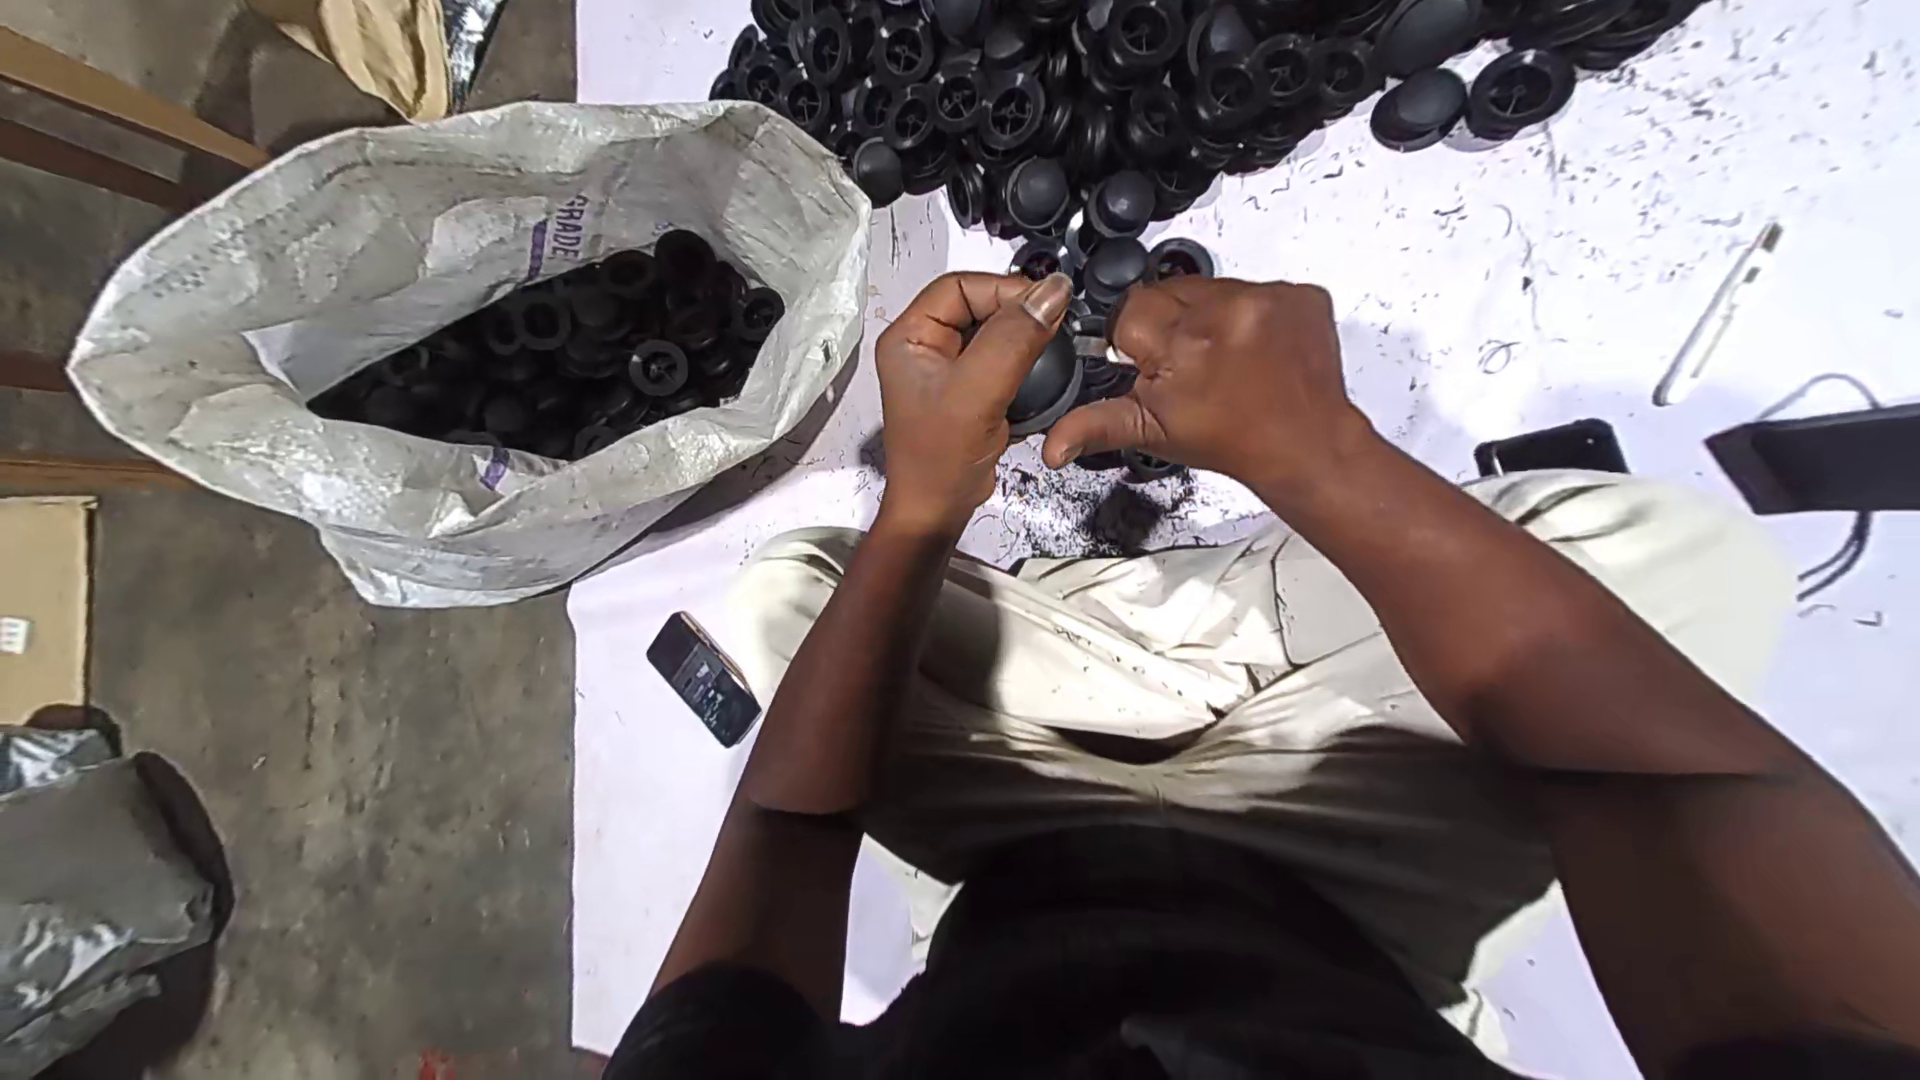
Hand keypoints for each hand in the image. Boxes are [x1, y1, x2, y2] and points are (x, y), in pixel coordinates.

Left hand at [875, 271, 1073, 534]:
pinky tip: (1038, 370)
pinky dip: (1023, 361)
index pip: (959, 287)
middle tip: (1051, 325)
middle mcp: (925, 348)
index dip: (1002, 289)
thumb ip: (1013, 339)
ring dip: (1023, 337)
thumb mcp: (976, 392)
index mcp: (909, 337)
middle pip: (979, 306)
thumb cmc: (939, 459)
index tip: (1043, 303)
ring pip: (994, 333)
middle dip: (1017, 313)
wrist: (938, 508)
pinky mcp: (969, 391)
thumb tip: (1052, 292)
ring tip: (1049, 347)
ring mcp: (947, 370)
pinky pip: (1001, 359)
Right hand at [1040, 277, 1380, 497]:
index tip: (1153, 363)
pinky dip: (1244, 313)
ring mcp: (1267, 299)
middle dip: (1168, 325)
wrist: (1302, 444)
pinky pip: (1251, 288)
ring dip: (1205, 317)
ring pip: (1207, 286)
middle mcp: (1225, 312)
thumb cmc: (1231, 440)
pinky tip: (1249, 347)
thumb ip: (1094, 427)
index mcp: (1182, 346)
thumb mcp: (1151, 434)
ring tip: (1220, 356)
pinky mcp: (1298, 293)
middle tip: (1188, 365)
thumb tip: (1051, 445)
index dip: (1132, 339)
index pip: (1128, 311)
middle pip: (1166, 291)